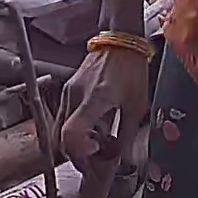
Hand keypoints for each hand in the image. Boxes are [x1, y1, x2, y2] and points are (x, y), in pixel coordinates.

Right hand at [59, 47, 150, 169]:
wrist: (119, 39)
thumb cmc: (131, 69)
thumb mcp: (137, 104)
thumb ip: (127, 134)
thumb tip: (120, 158)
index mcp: (95, 99)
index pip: (71, 134)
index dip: (79, 153)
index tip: (94, 155)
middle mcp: (75, 96)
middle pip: (62, 137)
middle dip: (78, 154)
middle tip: (97, 156)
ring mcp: (68, 92)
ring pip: (60, 129)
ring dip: (76, 143)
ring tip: (97, 143)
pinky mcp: (68, 90)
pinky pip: (64, 117)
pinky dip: (75, 130)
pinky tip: (94, 128)